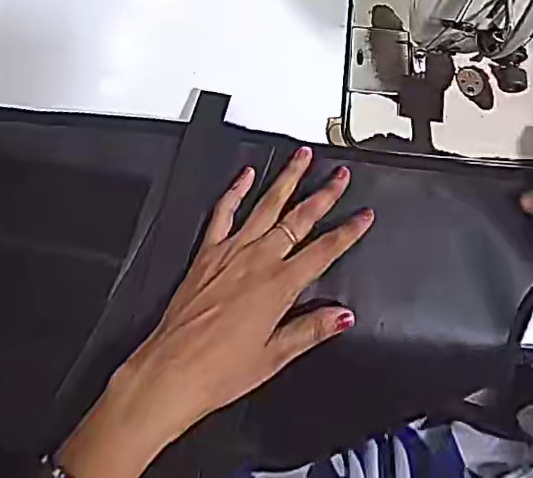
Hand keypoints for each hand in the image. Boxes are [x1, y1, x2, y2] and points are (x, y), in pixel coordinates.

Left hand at [57, 148, 373, 475]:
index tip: (364, 215)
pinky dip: (236, 190)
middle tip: (341, 175)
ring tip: (302, 158)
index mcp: (278, 286)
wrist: (168, 374)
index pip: (325, 250)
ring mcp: (232, 252)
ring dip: (288, 178)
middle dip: (325, 194)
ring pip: (267, 204)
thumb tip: (342, 316)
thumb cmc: (216, 372)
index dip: (349, 231)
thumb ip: (311, 330)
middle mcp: (258, 261)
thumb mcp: (274, 358)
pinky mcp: (208, 253)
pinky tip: (245, 174)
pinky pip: (224, 213)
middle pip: (300, 218)